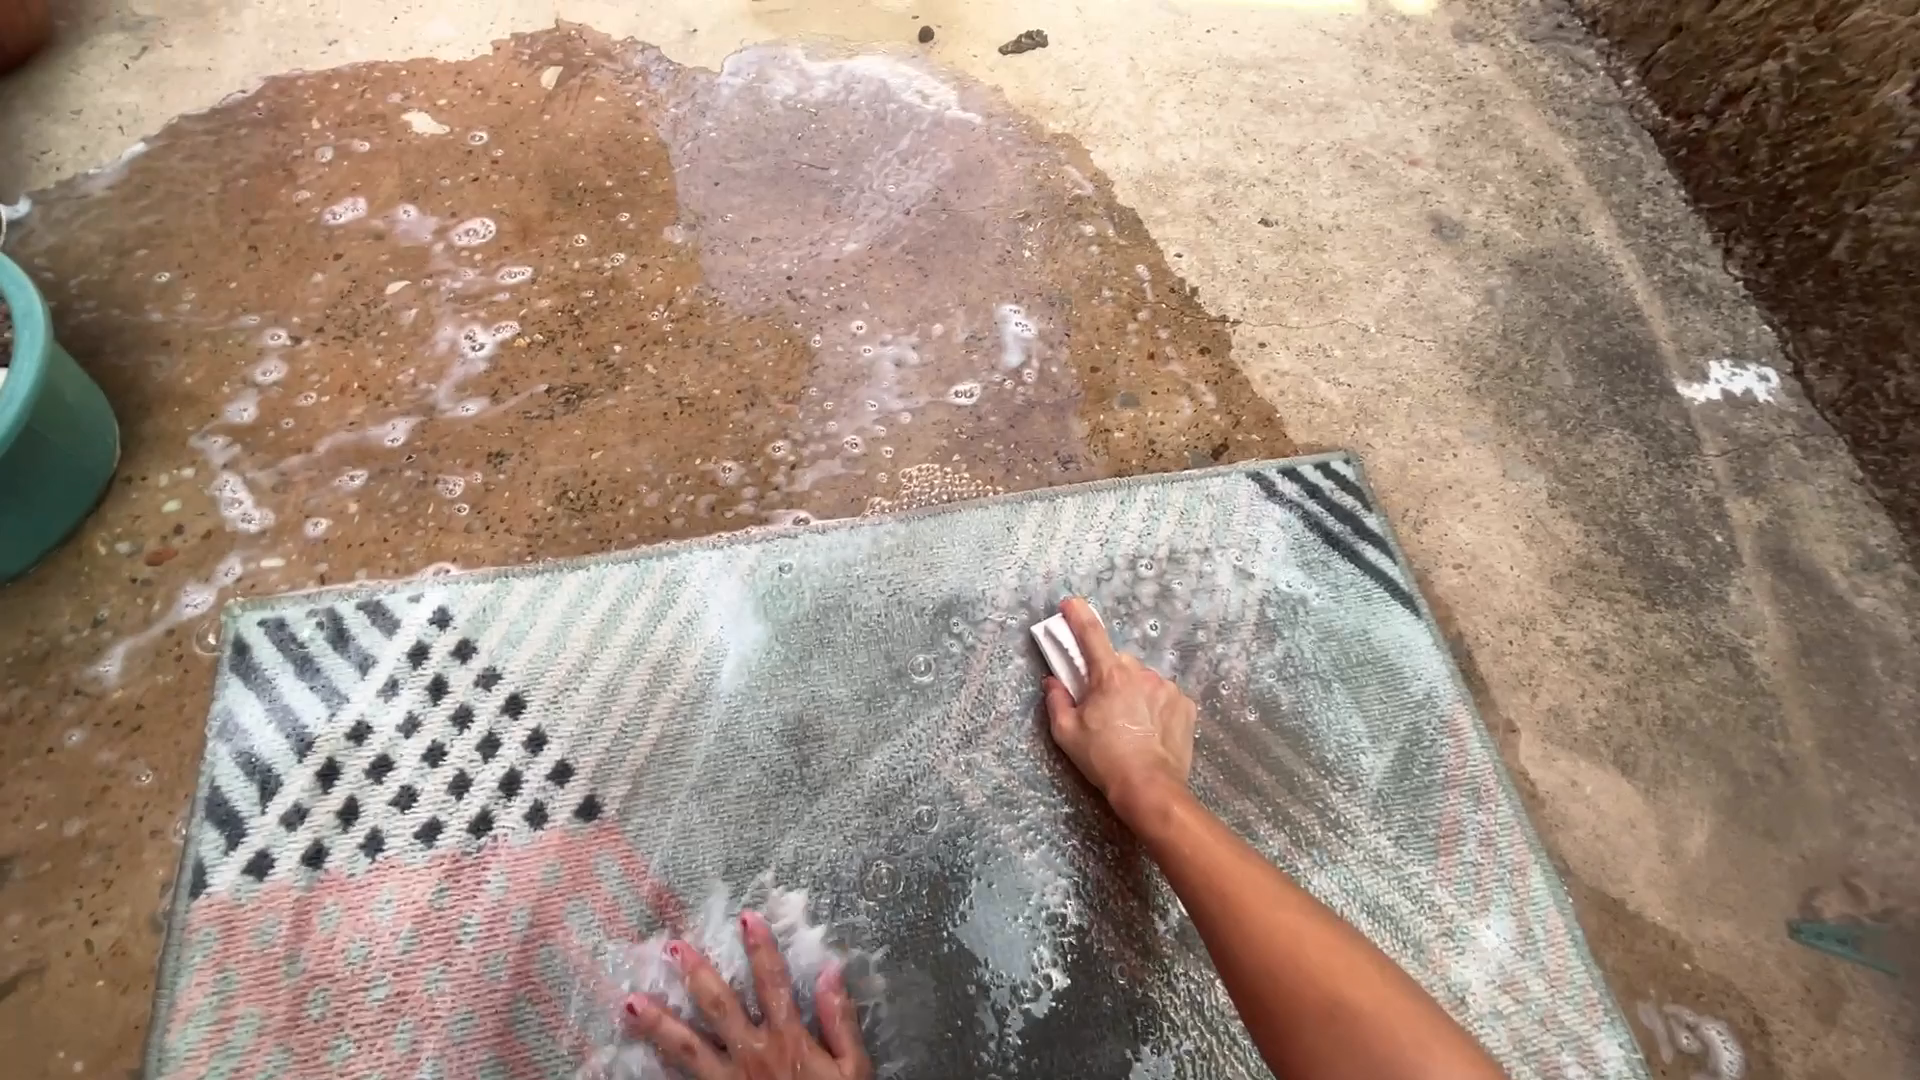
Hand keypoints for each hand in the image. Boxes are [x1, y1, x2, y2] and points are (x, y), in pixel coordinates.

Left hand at [623, 910, 871, 1079]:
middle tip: (672, 948)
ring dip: (658, 1024)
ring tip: (631, 1002)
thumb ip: (840, 1019)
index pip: (773, 983)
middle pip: (719, 1009)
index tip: (746, 916)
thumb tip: (832, 968)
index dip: (761, 948)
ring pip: (686, 1049)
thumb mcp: (852, 1069)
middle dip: (696, 975)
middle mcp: (752, 1055)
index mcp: (788, 1040)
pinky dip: (654, 1074)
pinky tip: (627, 1063)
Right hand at [1042, 596, 1197, 826]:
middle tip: (1101, 704)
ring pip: (1142, 679)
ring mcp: (1167, 688)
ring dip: (1132, 691)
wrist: (1149, 789)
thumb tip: (1053, 681)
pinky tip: (1148, 729)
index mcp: (1109, 675)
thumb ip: (1056, 700)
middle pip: (1117, 662)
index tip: (1070, 603)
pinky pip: (1163, 695)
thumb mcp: (1066, 733)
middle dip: (1107, 675)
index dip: (1078, 615)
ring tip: (1128, 724)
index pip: (1090, 634)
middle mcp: (1141, 674)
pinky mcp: (1185, 705)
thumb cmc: (1103, 760)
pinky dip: (1153, 705)